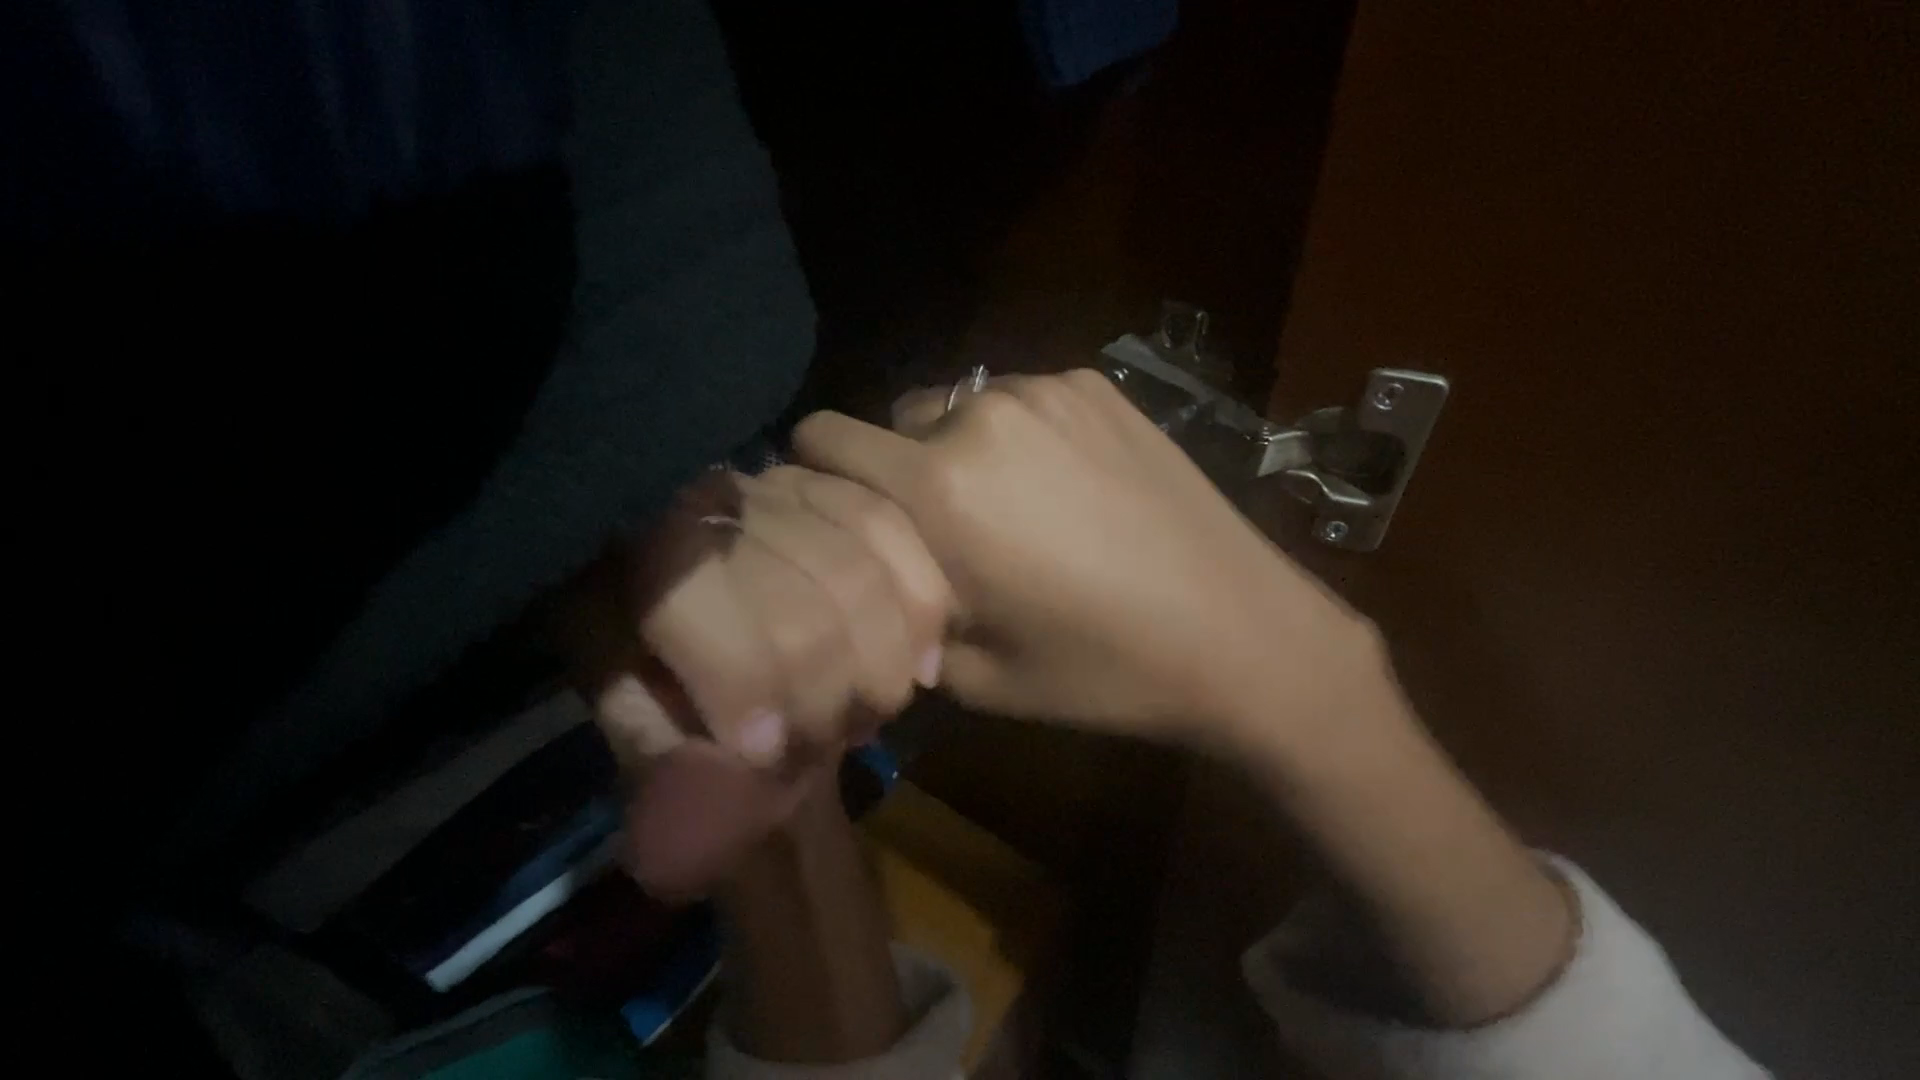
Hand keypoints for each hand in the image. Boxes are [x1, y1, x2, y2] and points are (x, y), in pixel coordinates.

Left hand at [561, 465, 949, 897]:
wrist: (705, 606)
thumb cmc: (663, 672)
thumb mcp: (634, 720)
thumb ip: (664, 750)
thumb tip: (732, 779)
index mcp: (637, 559)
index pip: (697, 605)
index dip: (743, 684)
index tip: (768, 752)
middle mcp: (711, 502)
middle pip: (798, 608)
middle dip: (822, 698)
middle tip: (822, 745)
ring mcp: (787, 488)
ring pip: (862, 577)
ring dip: (879, 668)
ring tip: (867, 714)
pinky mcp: (848, 495)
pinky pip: (905, 546)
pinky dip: (923, 613)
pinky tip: (924, 669)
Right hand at [793, 369, 1380, 749]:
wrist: (1239, 634)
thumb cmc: (1099, 671)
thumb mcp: (974, 675)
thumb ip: (899, 610)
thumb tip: (870, 574)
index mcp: (939, 489)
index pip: (826, 439)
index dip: (817, 473)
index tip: (844, 511)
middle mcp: (982, 416)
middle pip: (894, 421)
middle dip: (901, 470)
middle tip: (947, 529)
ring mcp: (1047, 391)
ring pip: (960, 405)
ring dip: (962, 449)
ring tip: (1015, 508)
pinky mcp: (1098, 384)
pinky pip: (1022, 399)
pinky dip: (1021, 434)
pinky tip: (1070, 487)